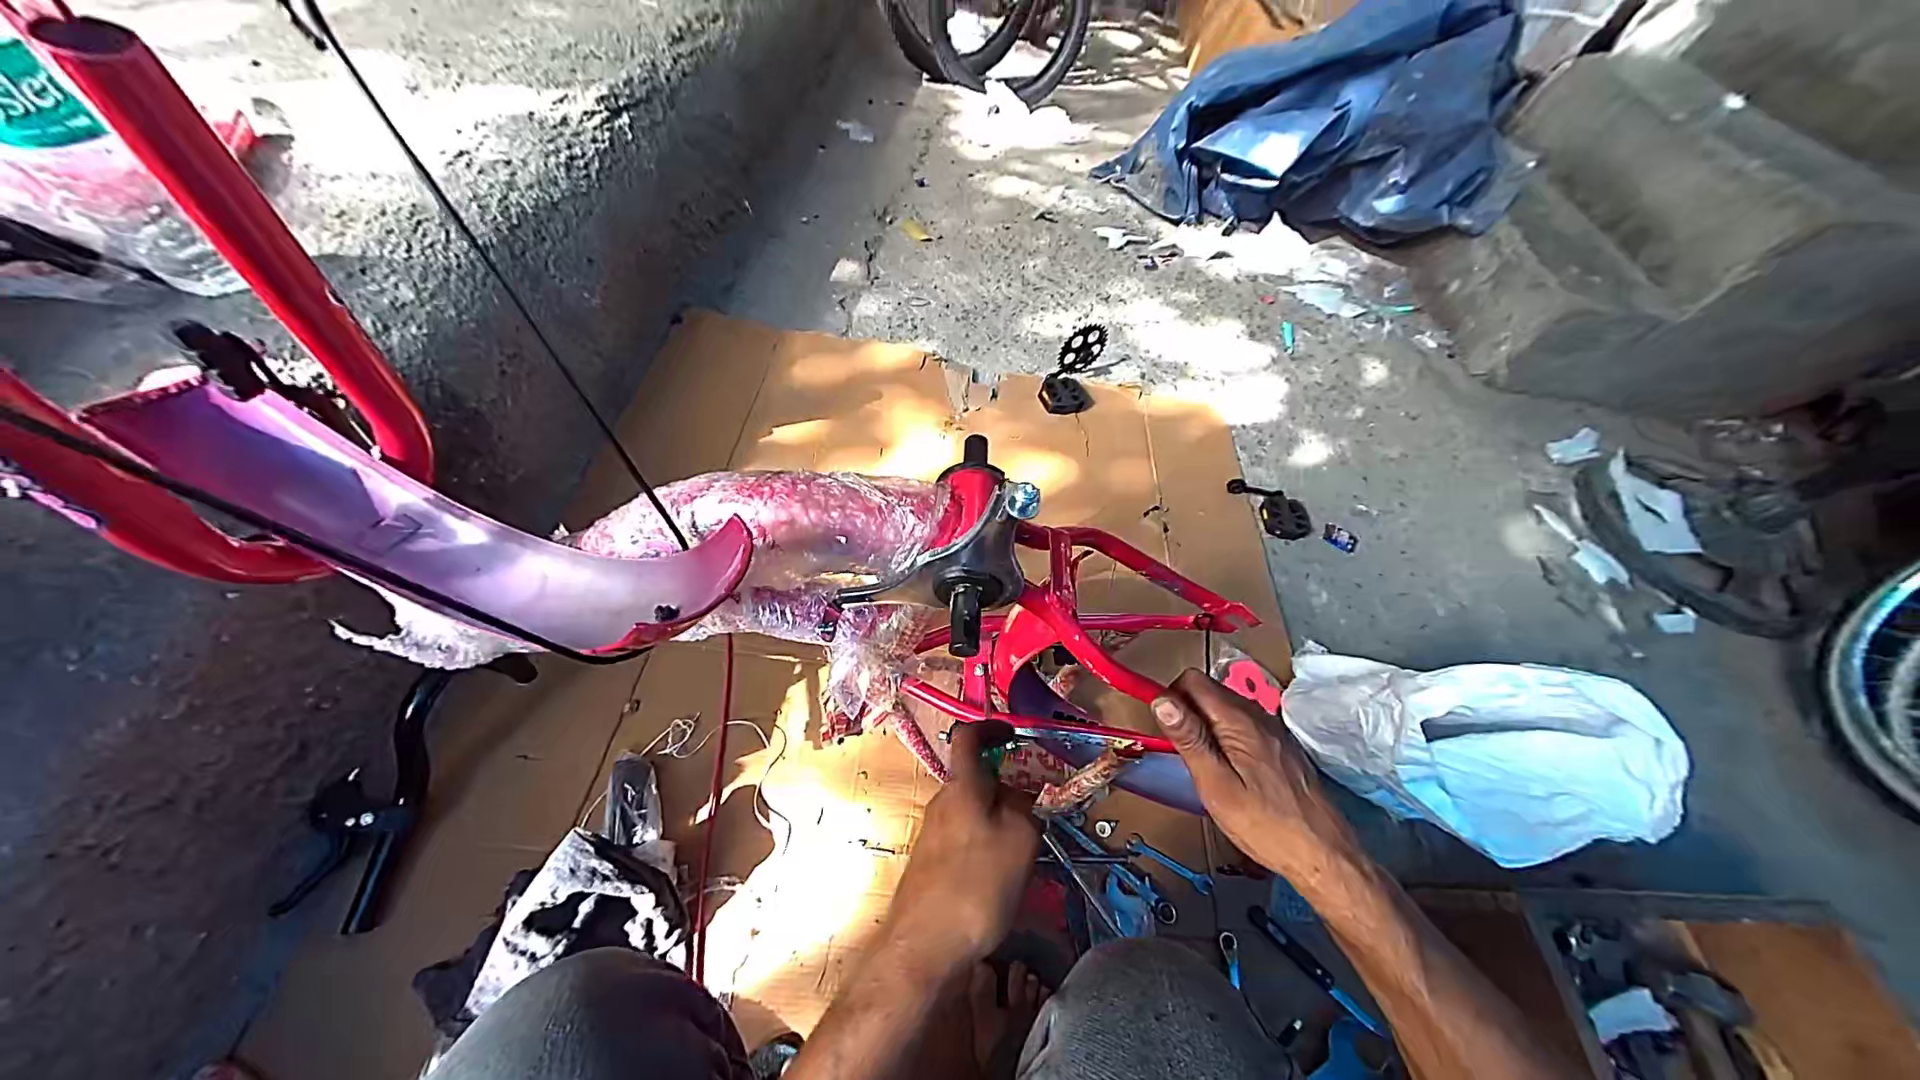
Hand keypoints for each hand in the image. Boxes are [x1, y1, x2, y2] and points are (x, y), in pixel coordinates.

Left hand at [883, 720, 1039, 975]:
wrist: (923, 946)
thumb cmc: (976, 885)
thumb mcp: (1020, 841)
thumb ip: (1028, 809)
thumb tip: (1023, 796)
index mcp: (961, 787)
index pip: (968, 738)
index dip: (991, 727)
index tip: (1013, 733)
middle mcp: (941, 802)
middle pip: (976, 780)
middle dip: (1007, 789)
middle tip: (1036, 812)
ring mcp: (932, 833)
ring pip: (972, 811)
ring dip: (999, 819)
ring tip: (1023, 851)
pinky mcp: (930, 862)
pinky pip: (964, 837)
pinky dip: (985, 843)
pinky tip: (998, 878)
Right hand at [1152, 668, 1361, 882]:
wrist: (1326, 856)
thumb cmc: (1266, 826)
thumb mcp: (1216, 785)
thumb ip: (1189, 739)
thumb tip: (1162, 700)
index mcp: (1239, 721)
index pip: (1192, 680)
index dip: (1171, 698)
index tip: (1164, 730)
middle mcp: (1259, 716)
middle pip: (1209, 690)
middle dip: (1186, 712)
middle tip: (1183, 754)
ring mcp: (1274, 730)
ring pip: (1225, 707)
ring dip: (1205, 724)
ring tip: (1204, 765)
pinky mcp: (1282, 746)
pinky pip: (1243, 725)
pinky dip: (1226, 736)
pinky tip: (1230, 771)